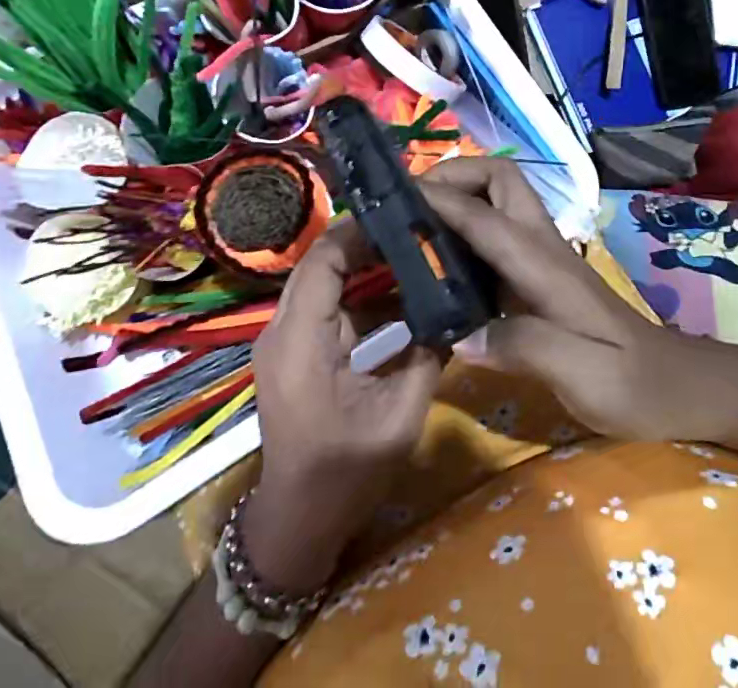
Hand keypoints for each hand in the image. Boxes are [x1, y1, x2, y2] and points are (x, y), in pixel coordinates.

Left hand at [251, 226, 441, 550]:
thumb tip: (455, 312)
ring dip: (363, 270)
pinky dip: (359, 299)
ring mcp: (283, 343)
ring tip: (414, 258)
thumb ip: (428, 356)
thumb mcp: (401, 414)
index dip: (359, 233)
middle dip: (365, 245)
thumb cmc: (347, 470)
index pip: (322, 261)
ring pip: (321, 285)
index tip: (404, 219)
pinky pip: (325, 310)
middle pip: (319, 266)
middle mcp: (282, 332)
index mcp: (302, 341)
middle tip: (416, 234)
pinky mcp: (293, 354)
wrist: (299, 518)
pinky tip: (399, 301)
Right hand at [419, 158, 720, 442]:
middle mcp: (545, 251)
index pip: (486, 217)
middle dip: (454, 178)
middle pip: (501, 181)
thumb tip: (460, 336)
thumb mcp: (582, 373)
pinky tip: (441, 271)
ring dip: (458, 200)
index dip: (439, 202)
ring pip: (500, 204)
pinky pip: (497, 239)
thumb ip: (523, 348)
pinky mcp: (543, 281)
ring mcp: (546, 262)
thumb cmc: (636, 383)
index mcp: (547, 266)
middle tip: (409, 208)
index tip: (390, 202)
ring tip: (412, 230)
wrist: (680, 386)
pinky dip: (466, 235)